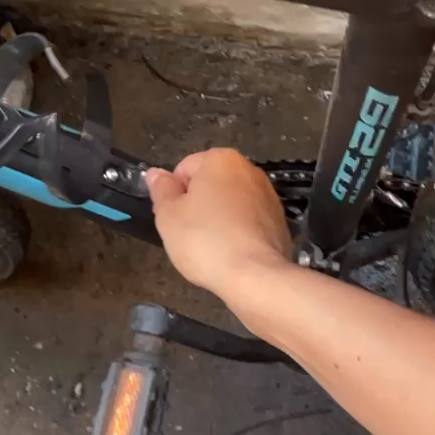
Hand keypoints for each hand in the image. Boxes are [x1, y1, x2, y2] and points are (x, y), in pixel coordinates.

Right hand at [145, 148, 294, 297]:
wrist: (254, 275)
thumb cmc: (206, 240)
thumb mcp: (169, 215)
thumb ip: (161, 189)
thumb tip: (156, 173)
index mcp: (221, 159)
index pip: (184, 168)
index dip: (174, 194)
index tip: (174, 218)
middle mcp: (248, 169)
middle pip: (210, 184)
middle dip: (197, 205)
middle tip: (188, 233)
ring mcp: (267, 194)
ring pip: (230, 203)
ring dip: (218, 219)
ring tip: (211, 247)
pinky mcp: (278, 219)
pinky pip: (248, 221)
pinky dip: (238, 232)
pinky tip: (231, 253)